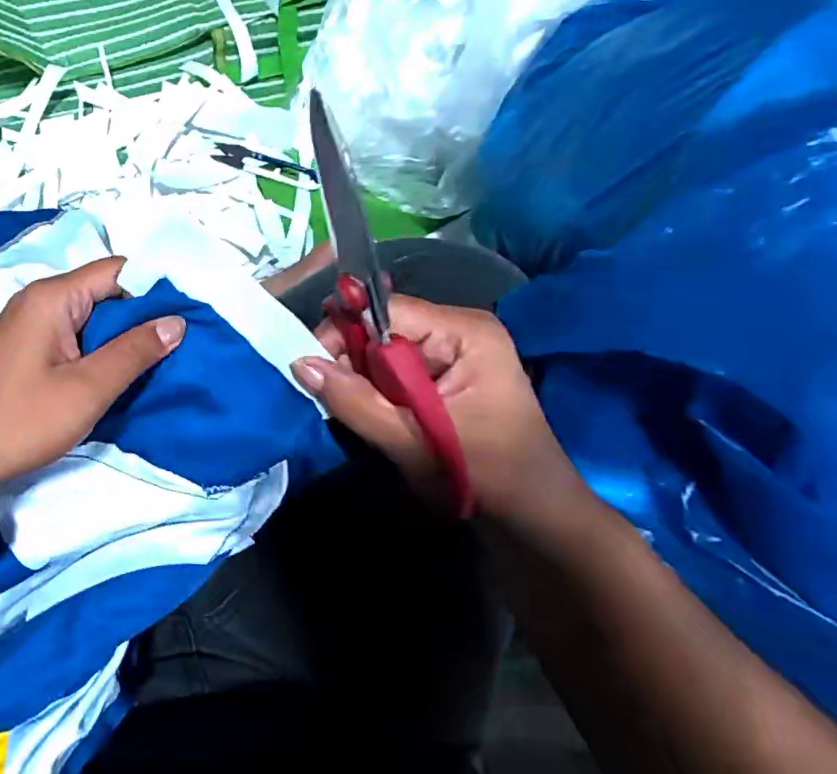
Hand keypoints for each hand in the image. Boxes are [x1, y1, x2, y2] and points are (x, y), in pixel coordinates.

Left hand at [0, 257, 184, 548]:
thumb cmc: (21, 421)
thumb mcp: (87, 389)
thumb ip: (134, 351)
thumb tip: (177, 321)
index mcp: (52, 297)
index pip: (116, 270)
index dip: (155, 286)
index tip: (192, 310)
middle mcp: (40, 299)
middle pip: (104, 291)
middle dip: (143, 314)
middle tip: (186, 339)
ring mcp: (31, 324)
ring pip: (91, 316)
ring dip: (123, 335)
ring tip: (165, 356)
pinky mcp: (28, 348)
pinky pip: (74, 335)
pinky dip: (100, 349)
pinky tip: (125, 371)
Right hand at [291, 294, 574, 519]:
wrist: (537, 525)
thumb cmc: (490, 479)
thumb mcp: (415, 442)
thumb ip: (356, 402)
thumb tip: (299, 363)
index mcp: (464, 331)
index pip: (382, 310)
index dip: (343, 335)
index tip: (312, 370)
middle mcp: (454, 331)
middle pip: (376, 329)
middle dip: (349, 363)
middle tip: (336, 402)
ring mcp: (447, 353)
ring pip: (376, 353)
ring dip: (358, 383)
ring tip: (357, 415)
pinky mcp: (438, 376)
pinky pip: (387, 371)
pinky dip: (371, 393)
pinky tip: (373, 418)